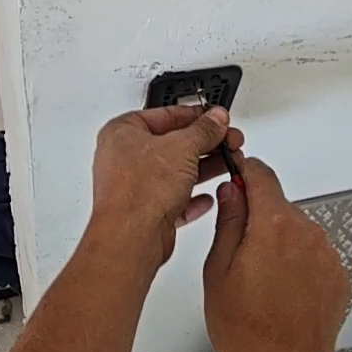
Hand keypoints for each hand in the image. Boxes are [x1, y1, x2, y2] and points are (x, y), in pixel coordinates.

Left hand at [89, 105, 244, 262]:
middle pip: (172, 143)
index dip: (195, 115)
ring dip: (204, 168)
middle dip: (205, 143)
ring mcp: (135, 186)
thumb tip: (215, 119)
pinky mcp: (146, 212)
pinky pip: (173, 199)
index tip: (216, 117)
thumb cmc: (140, 192)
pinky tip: (207, 196)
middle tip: (228, 141)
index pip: (164, 114)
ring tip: (228, 162)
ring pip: (175, 172)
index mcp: (123, 133)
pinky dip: (191, 197)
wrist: (132, 237)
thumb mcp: (182, 148)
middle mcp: (124, 158)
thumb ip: (204, 130)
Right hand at [202, 157, 351, 351]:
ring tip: (260, 284)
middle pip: (278, 206)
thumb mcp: (218, 270)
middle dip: (258, 218)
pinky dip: (297, 265)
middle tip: (237, 254)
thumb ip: (228, 222)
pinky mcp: (338, 277)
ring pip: (296, 232)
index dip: (245, 171)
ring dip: (279, 244)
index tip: (236, 172)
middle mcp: (307, 233)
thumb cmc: (246, 332)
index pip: (262, 175)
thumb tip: (233, 192)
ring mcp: (327, 255)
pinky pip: (312, 256)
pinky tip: (280, 294)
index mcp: (274, 225)